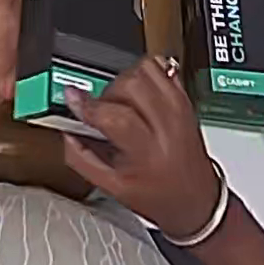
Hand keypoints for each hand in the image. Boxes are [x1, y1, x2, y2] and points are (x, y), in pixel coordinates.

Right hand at [62, 56, 221, 238]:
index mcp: (148, 154)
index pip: (116, 117)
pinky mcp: (184, 97)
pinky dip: (144, 72)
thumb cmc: (157, 195)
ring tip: (121, 101)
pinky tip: (139, 91)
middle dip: (107, 93)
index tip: (72, 99)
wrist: (197, 199)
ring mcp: (178, 107)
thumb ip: (83, 158)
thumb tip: (66, 130)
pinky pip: (161, 66)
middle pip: (129, 85)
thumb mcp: (113, 188)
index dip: (89, 105)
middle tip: (103, 109)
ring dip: (124, 80)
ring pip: (144, 70)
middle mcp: (167, 125)